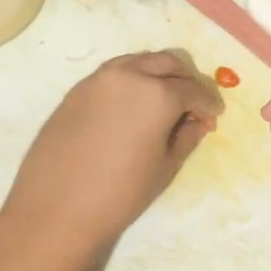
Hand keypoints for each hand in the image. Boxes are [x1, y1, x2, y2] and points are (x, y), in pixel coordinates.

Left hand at [0, 51, 224, 260]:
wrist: (56, 208)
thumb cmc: (120, 194)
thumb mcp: (165, 167)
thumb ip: (186, 136)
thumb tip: (197, 121)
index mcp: (157, 94)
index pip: (192, 89)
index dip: (208, 103)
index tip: (214, 116)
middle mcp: (129, 75)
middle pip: (167, 63)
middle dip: (186, 80)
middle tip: (193, 104)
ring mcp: (98, 78)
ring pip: (139, 61)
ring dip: (158, 74)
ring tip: (164, 101)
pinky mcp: (77, 89)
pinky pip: (114, 72)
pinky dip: (132, 79)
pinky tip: (133, 105)